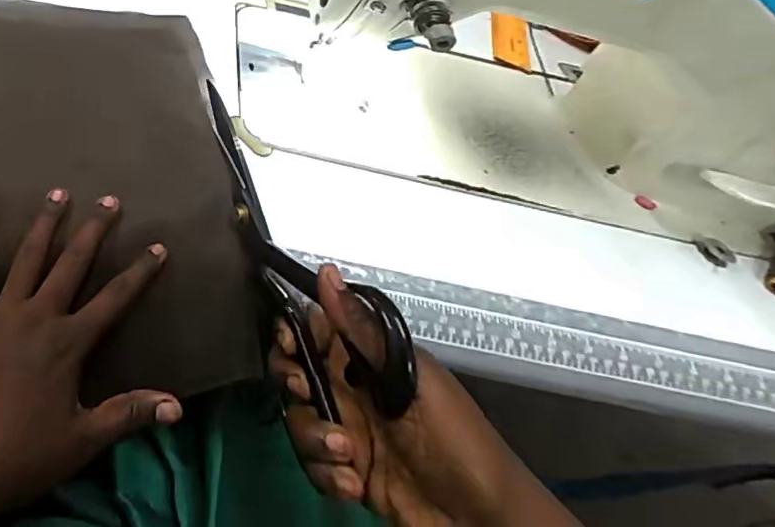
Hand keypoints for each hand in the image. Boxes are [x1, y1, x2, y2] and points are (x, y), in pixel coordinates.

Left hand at [0, 190, 177, 526]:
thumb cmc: (21, 456)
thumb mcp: (82, 440)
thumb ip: (129, 415)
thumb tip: (178, 407)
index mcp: (67, 342)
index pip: (114, 300)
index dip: (139, 273)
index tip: (158, 247)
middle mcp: (37, 316)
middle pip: (72, 263)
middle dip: (94, 230)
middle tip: (109, 199)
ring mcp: (1, 313)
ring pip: (28, 257)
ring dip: (45, 224)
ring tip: (57, 192)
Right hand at [271, 266, 580, 526]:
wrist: (485, 521)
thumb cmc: (458, 439)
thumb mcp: (409, 379)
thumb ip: (361, 330)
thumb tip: (327, 272)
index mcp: (366, 356)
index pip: (314, 328)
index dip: (292, 330)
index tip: (288, 343)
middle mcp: (349, 386)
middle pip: (293, 369)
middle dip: (290, 381)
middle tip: (307, 393)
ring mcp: (346, 428)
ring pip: (298, 418)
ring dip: (312, 437)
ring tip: (347, 454)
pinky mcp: (345, 470)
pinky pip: (313, 463)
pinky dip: (325, 474)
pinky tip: (352, 484)